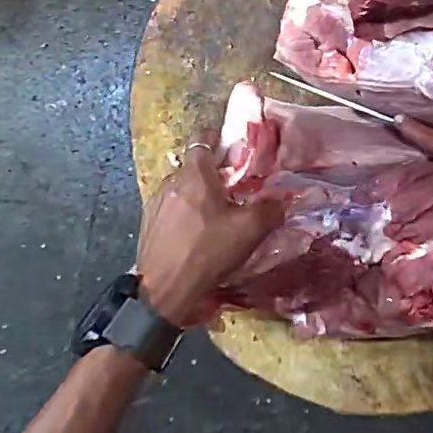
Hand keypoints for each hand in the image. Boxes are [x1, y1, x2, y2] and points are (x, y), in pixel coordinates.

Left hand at [136, 135, 282, 328]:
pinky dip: (186, 213)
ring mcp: (156, 203)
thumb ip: (270, 209)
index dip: (219, 140)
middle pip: (195, 166)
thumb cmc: (207, 252)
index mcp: (195, 174)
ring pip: (183, 188)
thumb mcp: (249, 231)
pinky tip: (198, 235)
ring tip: (217, 216)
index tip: (234, 152)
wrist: (164, 293)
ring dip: (199, 195)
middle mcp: (172, 181)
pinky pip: (172, 208)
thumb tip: (282, 200)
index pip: (202, 138)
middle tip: (235, 190)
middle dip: (215, 174)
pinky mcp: (149, 224)